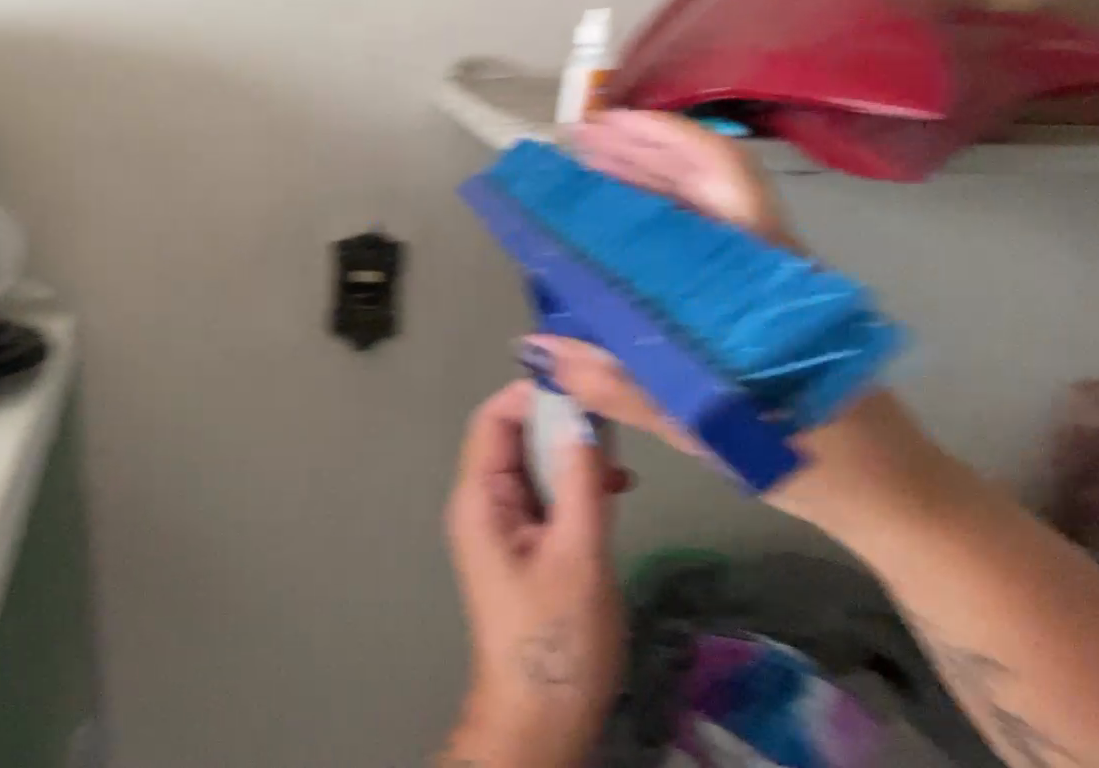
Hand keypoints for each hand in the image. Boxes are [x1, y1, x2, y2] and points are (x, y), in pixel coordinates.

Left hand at [443, 381, 627, 766]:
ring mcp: (500, 525)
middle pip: (511, 438)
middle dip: (557, 422)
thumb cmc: (555, 636)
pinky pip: (543, 495)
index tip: (582, 385)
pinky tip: (614, 491)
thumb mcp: (578, 554)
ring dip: (570, 454)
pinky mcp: (521, 544)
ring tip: (619, 456)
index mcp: (479, 498)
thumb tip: (583, 418)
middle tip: (612, 418)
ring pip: (531, 466)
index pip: (492, 421)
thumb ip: (580, 483)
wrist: (540, 713)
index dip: (530, 394)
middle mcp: (481, 503)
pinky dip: (573, 486)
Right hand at [530, 111, 951, 537]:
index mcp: (768, 275)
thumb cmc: (815, 457)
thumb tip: (542, 349)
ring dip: (646, 182)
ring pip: (703, 210)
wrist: (891, 491)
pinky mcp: (756, 305)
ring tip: (585, 171)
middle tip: (574, 144)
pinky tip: (616, 240)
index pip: (722, 178)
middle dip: (639, 152)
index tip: (602, 128)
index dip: (662, 141)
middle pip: (706, 181)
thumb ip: (627, 388)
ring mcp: (762, 282)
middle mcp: (766, 263)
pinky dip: (655, 227)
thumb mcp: (715, 430)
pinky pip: (699, 248)